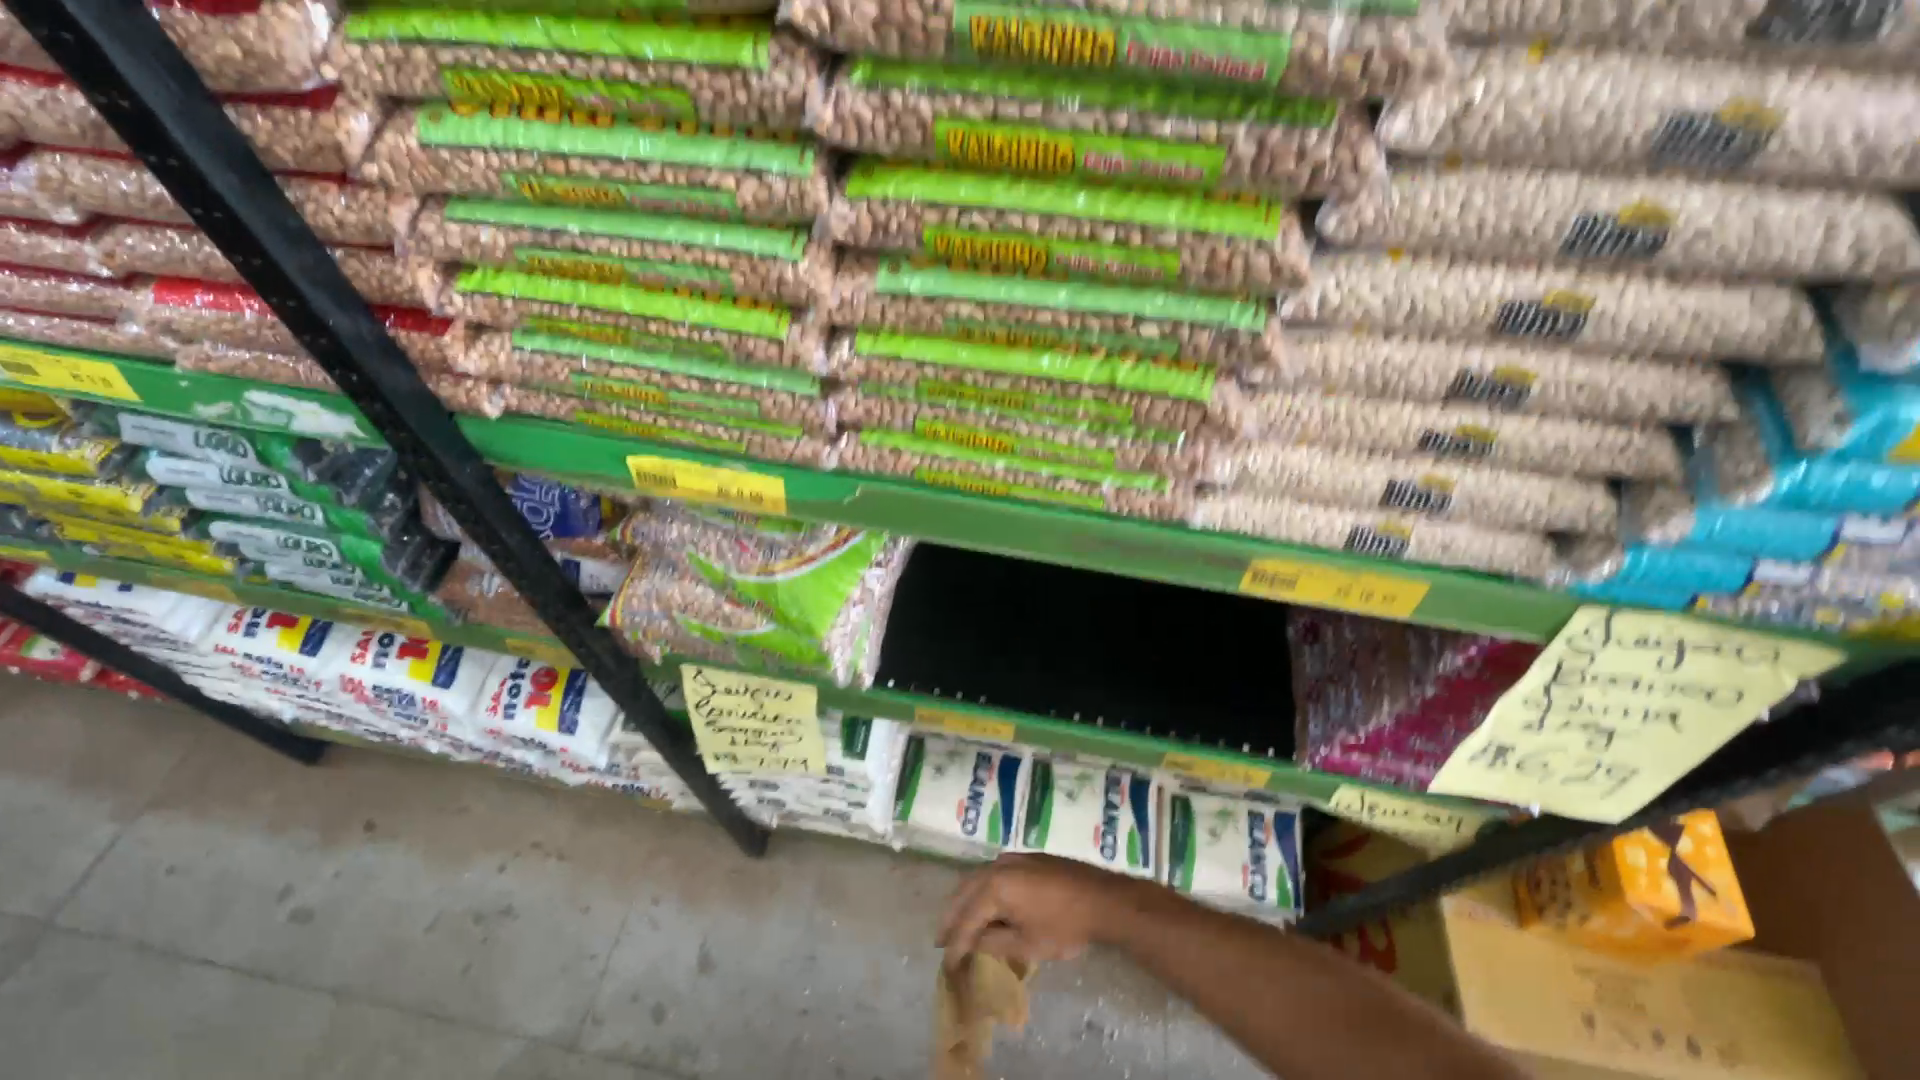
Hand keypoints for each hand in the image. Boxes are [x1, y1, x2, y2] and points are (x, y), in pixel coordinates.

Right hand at [936, 853, 1146, 970]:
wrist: (1104, 899)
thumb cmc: (1065, 926)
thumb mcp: (1026, 945)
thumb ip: (994, 942)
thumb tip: (975, 940)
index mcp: (994, 887)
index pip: (966, 920)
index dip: (956, 944)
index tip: (947, 963)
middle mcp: (998, 866)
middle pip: (965, 892)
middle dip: (952, 917)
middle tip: (941, 939)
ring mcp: (1013, 857)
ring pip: (977, 879)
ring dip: (965, 901)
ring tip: (958, 922)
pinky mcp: (1027, 857)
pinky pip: (994, 873)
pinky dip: (982, 890)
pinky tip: (984, 902)